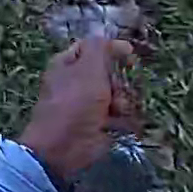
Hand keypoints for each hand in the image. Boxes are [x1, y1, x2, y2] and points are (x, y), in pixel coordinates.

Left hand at [17, 37, 134, 179]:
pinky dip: (124, 120)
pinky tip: (119, 125)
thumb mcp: (88, 69)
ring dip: (124, 103)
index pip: (94, 48)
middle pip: (112, 72)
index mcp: (68, 63)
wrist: (64, 148)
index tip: (129, 57)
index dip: (112, 50)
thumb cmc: (74, 103)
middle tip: (115, 91)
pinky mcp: (100, 124)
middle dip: (120, 82)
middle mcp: (78, 81)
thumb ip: (101, 49)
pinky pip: (122, 116)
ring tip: (116, 111)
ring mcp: (89, 104)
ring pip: (121, 94)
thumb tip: (120, 43)